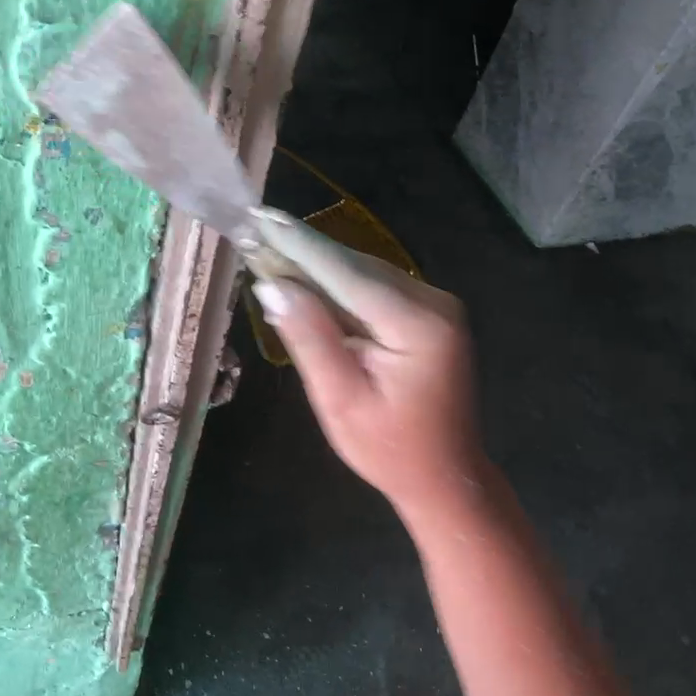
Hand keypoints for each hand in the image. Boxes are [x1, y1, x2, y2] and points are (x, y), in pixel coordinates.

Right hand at [250, 208, 478, 510]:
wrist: (443, 476)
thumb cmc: (387, 448)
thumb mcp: (339, 399)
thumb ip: (309, 338)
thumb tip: (271, 285)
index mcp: (417, 325)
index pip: (345, 273)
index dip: (298, 246)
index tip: (259, 220)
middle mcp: (433, 302)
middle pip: (354, 265)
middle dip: (302, 248)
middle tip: (252, 227)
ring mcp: (434, 304)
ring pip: (361, 271)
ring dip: (315, 261)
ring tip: (266, 243)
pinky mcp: (426, 311)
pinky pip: (371, 286)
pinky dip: (334, 280)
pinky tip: (301, 272)